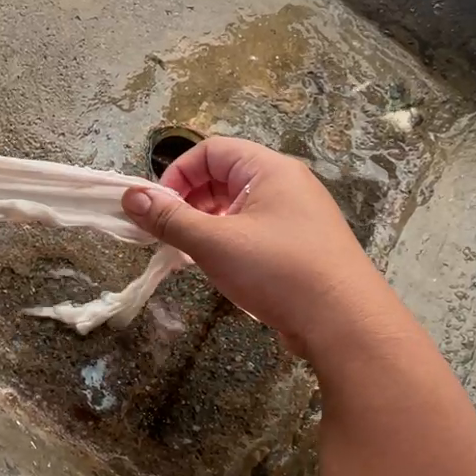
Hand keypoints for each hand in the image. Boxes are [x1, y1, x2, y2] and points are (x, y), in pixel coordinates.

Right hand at [121, 137, 402, 356]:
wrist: (346, 325)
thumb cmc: (278, 271)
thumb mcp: (213, 242)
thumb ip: (168, 218)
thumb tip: (129, 196)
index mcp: (270, 170)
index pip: (211, 151)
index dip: (178, 174)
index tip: (158, 207)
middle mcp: (286, 185)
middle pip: (222, 176)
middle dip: (188, 201)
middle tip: (169, 233)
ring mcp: (296, 216)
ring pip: (236, 206)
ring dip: (205, 223)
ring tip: (189, 253)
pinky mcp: (300, 245)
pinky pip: (252, 229)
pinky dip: (227, 241)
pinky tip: (218, 268)